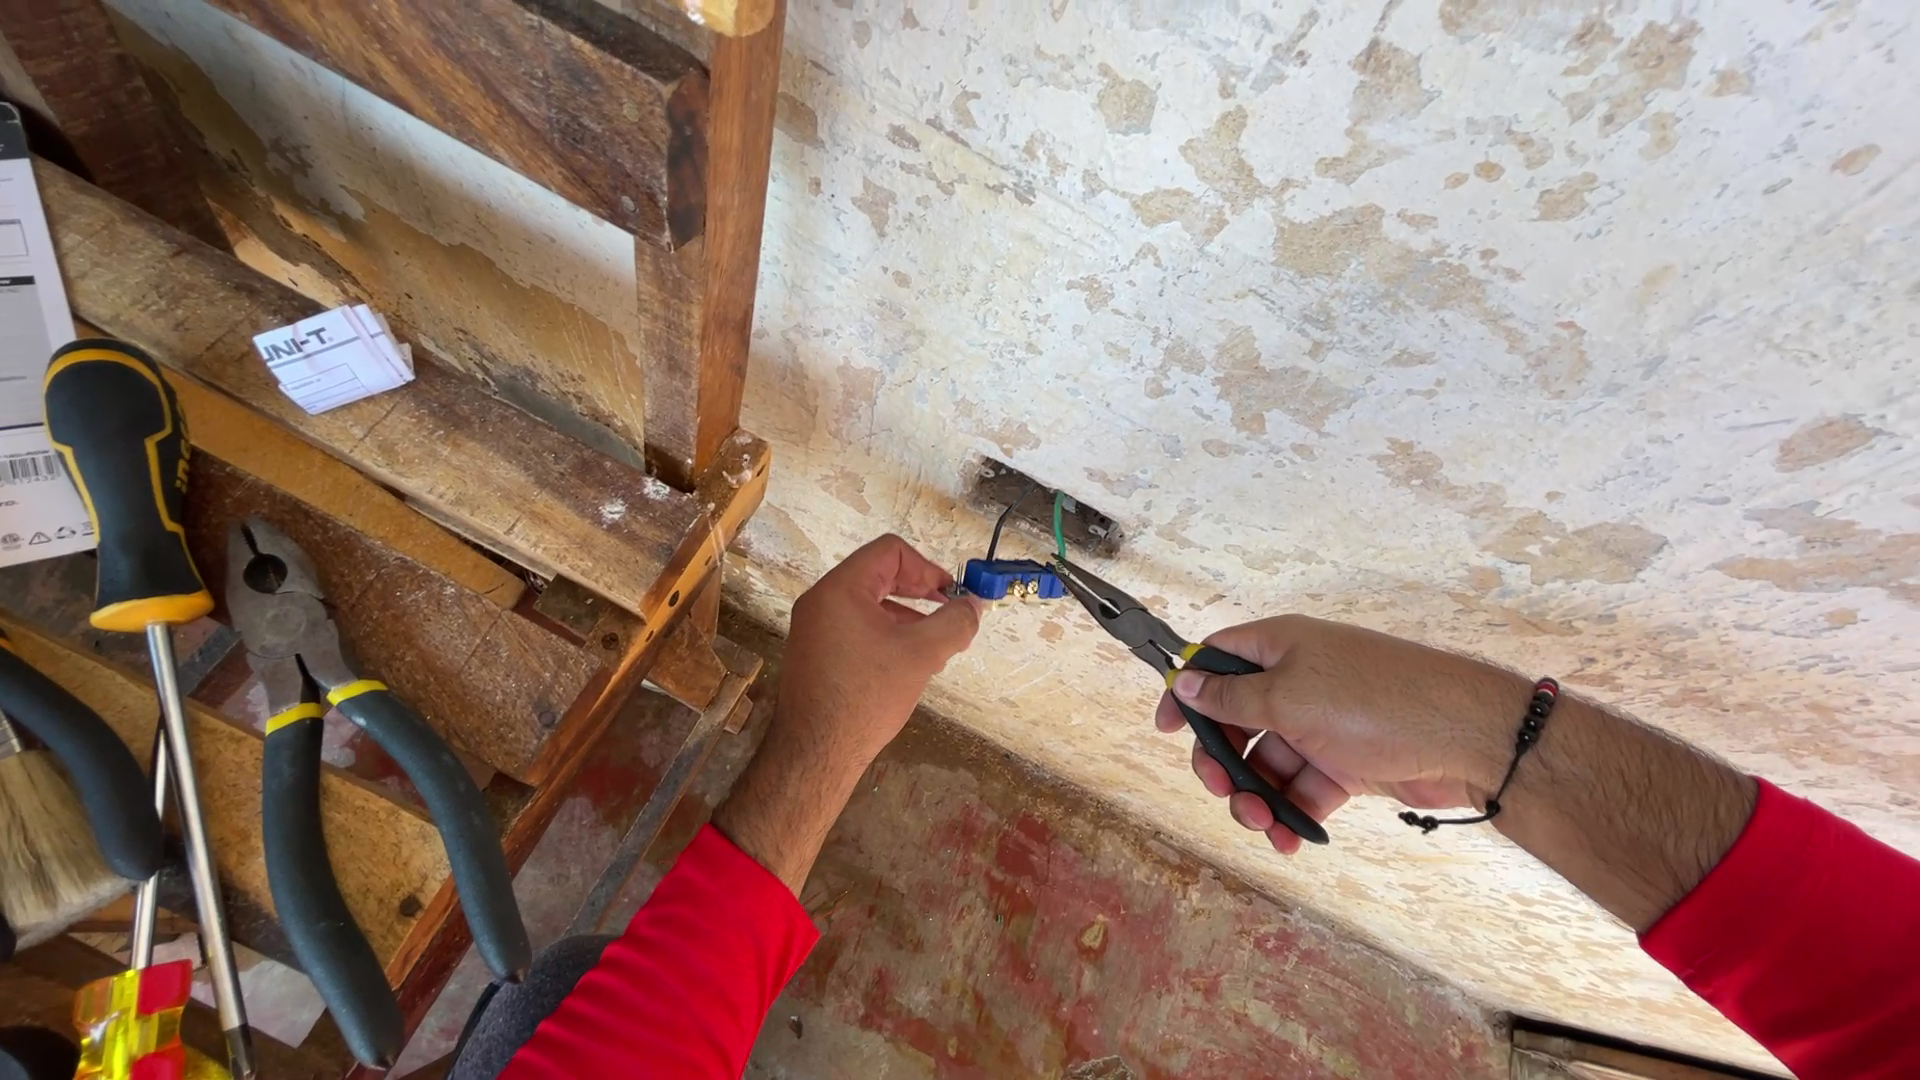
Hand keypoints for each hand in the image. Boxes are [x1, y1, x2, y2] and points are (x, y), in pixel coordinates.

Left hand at [717, 535, 981, 891]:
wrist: (814, 754)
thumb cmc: (866, 696)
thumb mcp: (920, 655)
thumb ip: (953, 623)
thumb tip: (975, 605)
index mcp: (840, 588)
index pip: (890, 551)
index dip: (927, 568)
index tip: (951, 596)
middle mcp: (822, 600)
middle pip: (880, 575)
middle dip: (921, 594)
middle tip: (950, 615)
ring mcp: (815, 628)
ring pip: (871, 604)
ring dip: (908, 617)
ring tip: (935, 648)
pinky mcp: (816, 653)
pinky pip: (858, 627)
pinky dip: (887, 635)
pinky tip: (907, 665)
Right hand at [1153, 615, 1533, 853]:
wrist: (1469, 739)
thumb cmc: (1370, 701)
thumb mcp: (1288, 696)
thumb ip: (1230, 695)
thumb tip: (1184, 680)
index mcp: (1278, 648)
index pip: (1215, 660)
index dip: (1187, 689)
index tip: (1165, 727)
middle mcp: (1293, 682)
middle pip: (1235, 720)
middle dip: (1221, 759)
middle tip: (1219, 788)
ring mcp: (1317, 724)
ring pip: (1266, 761)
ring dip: (1256, 795)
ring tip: (1263, 824)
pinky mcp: (1342, 762)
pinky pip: (1302, 787)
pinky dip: (1292, 812)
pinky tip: (1290, 838)